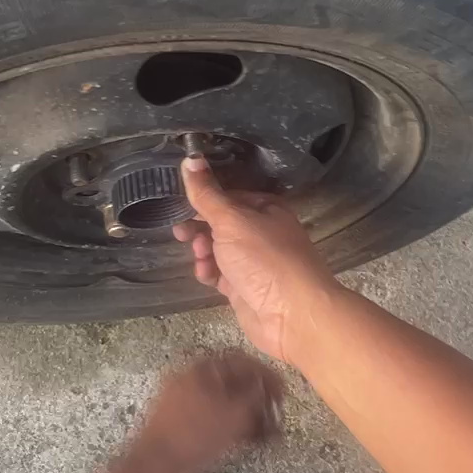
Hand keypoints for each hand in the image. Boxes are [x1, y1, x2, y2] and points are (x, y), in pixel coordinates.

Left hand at [134, 351, 285, 472]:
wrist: (154, 465)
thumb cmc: (194, 434)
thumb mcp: (233, 415)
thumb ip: (254, 397)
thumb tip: (265, 387)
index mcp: (201, 368)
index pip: (241, 360)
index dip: (266, 374)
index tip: (282, 390)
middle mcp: (190, 378)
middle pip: (232, 381)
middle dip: (257, 397)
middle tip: (275, 413)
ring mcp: (183, 401)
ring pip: (223, 401)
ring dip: (247, 414)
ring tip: (266, 432)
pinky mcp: (180, 423)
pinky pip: (212, 416)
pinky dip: (231, 425)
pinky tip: (246, 440)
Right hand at [172, 153, 338, 359]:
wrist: (293, 315)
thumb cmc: (265, 259)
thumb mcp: (232, 220)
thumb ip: (207, 194)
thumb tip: (191, 157)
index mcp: (266, 208)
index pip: (228, 195)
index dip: (204, 199)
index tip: (180, 203)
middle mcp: (261, 232)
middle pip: (221, 223)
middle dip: (200, 227)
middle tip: (181, 232)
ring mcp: (254, 262)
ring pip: (218, 250)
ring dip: (203, 251)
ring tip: (201, 256)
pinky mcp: (245, 287)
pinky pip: (220, 274)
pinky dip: (210, 272)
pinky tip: (206, 274)